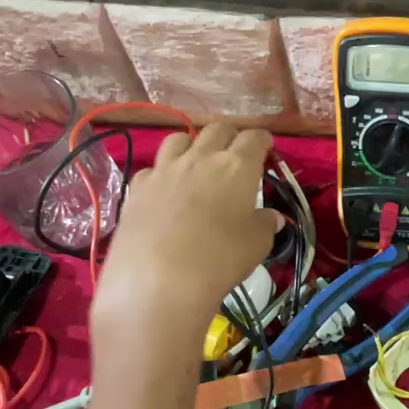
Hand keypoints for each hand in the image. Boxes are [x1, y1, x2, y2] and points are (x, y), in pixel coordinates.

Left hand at [93, 122, 279, 325]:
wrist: (159, 279)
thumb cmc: (221, 258)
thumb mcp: (257, 244)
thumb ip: (265, 224)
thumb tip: (271, 217)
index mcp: (236, 167)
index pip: (254, 138)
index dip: (263, 140)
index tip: (267, 148)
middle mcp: (200, 158)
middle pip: (217, 129)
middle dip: (231, 134)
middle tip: (236, 150)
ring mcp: (165, 170)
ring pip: (179, 138)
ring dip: (192, 144)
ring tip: (197, 161)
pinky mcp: (138, 187)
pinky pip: (152, 168)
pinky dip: (162, 173)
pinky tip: (165, 190)